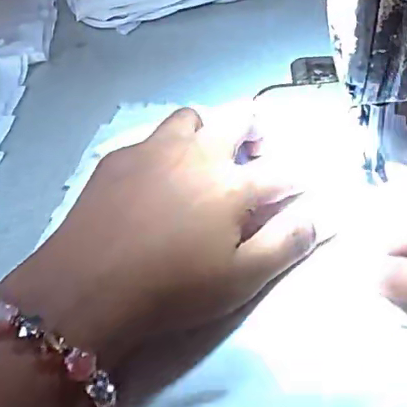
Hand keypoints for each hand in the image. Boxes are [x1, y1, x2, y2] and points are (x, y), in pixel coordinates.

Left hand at [0, 107, 316, 365]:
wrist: (89, 286)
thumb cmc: (173, 289)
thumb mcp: (241, 279)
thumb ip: (285, 244)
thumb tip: (318, 216)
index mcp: (232, 185)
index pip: (282, 172)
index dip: (299, 178)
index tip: (303, 185)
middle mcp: (197, 154)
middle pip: (238, 120)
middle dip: (256, 132)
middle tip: (254, 154)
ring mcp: (154, 149)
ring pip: (191, 117)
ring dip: (206, 130)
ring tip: (202, 157)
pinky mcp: (119, 157)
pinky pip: (151, 138)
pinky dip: (165, 149)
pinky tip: (154, 178)